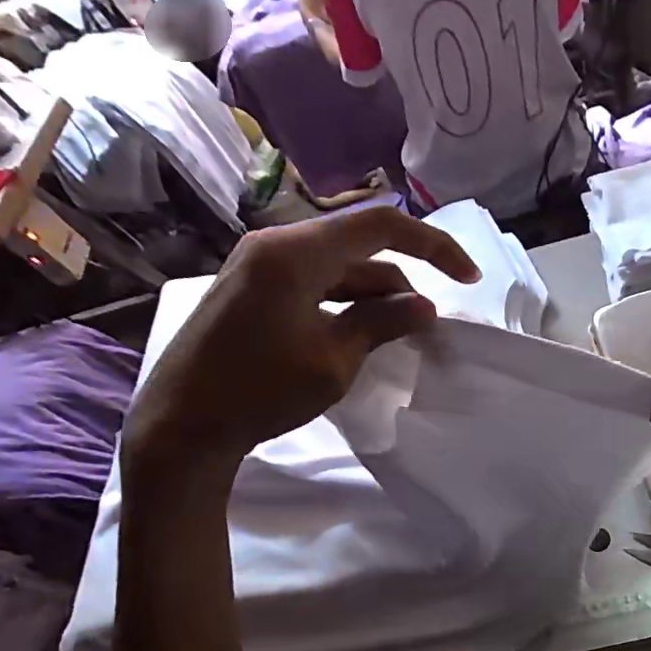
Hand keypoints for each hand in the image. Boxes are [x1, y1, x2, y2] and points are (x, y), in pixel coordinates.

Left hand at [123, 207, 478, 484]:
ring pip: (338, 268)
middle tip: (427, 328)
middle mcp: (276, 245)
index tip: (468, 279)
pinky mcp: (252, 290)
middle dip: (402, 282)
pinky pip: (314, 284)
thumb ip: (382, 323)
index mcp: (296, 252)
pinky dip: (346, 303)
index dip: (434, 246)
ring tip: (400, 336)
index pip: (381, 226)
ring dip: (375, 296)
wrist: (182, 424)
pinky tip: (360, 334)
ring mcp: (259, 267)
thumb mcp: (334, 360)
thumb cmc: (260, 392)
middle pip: (359, 248)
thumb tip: (426, 306)